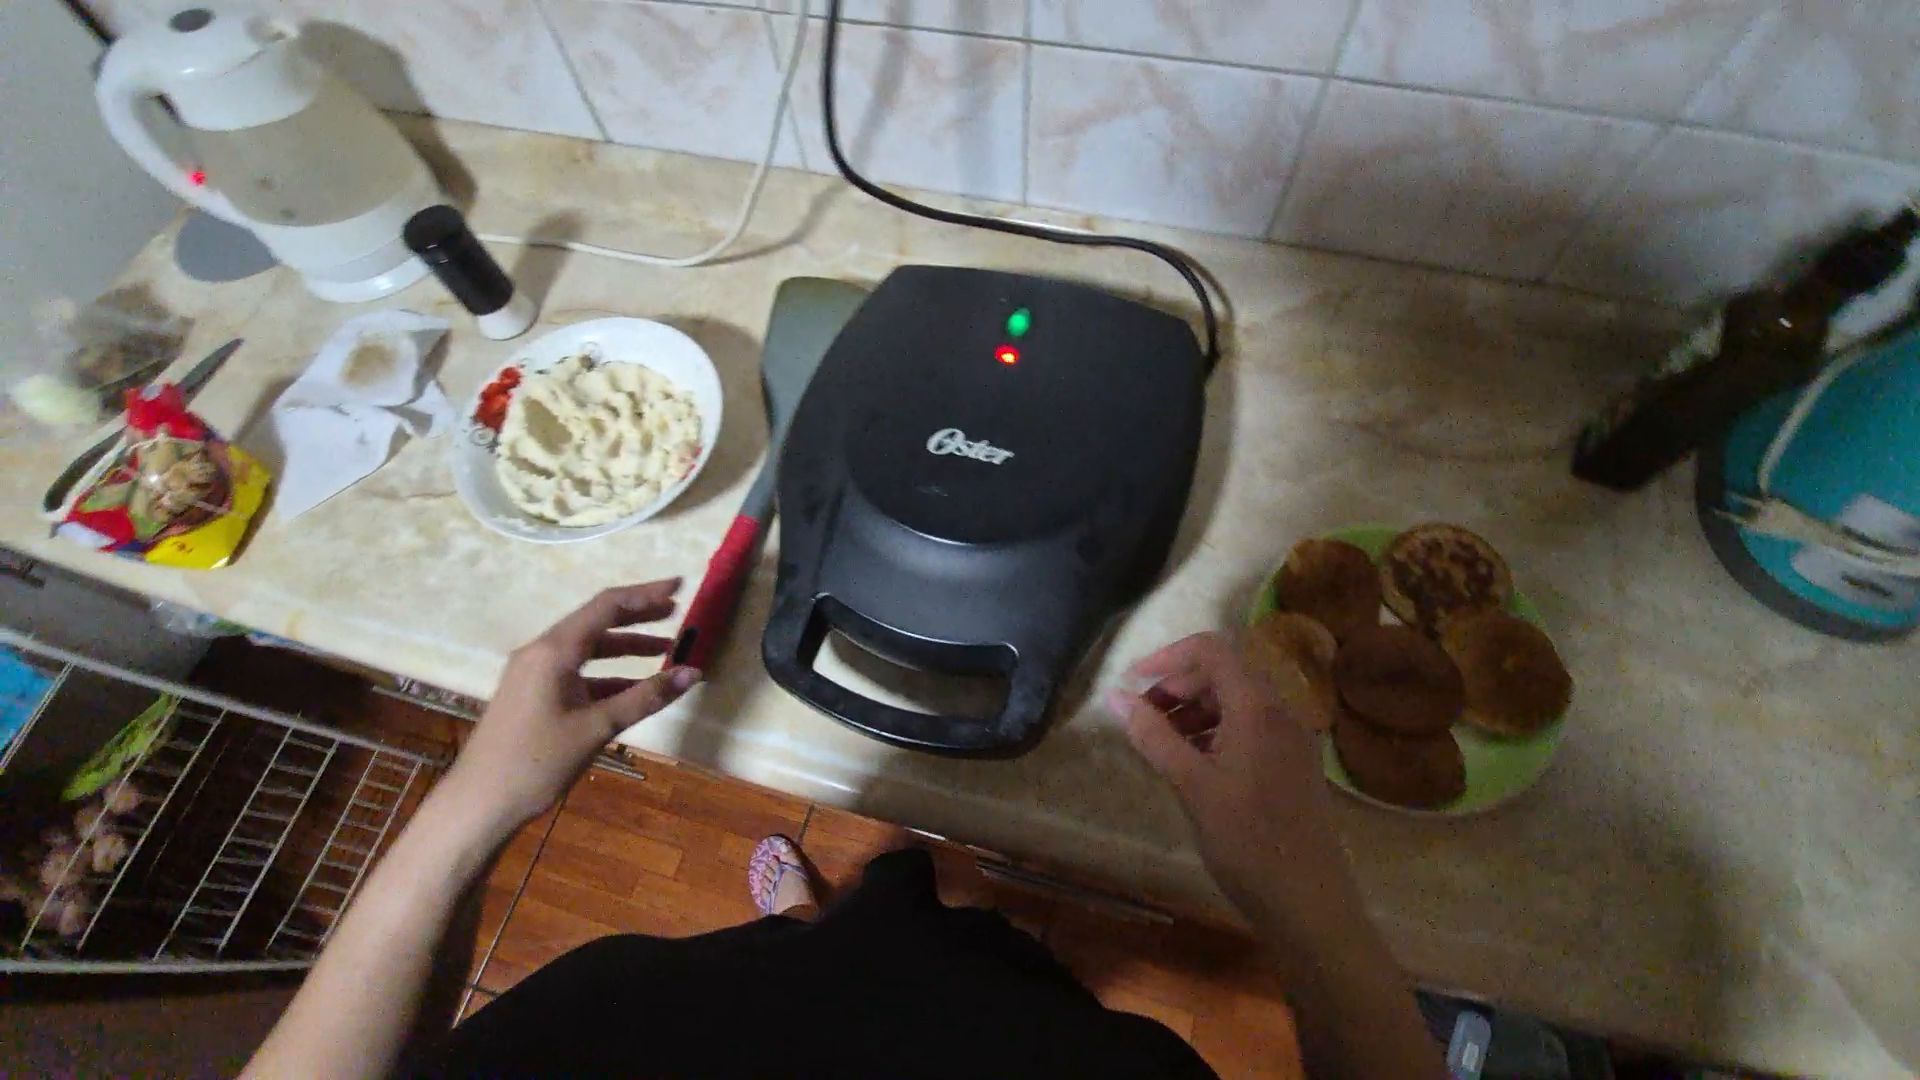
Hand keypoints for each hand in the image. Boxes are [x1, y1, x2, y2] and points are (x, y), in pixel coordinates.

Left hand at [443, 580, 700, 830]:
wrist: (478, 805)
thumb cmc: (536, 761)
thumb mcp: (598, 726)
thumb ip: (646, 696)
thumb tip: (693, 672)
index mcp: (554, 651)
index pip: (607, 606)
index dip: (646, 594)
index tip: (680, 585)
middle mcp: (542, 652)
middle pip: (598, 621)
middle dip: (639, 615)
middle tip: (677, 611)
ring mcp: (535, 673)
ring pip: (590, 648)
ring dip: (627, 645)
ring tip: (667, 646)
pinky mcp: (535, 694)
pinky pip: (580, 671)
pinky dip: (611, 672)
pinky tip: (637, 685)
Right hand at [1107, 632, 1345, 921]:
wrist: (1311, 906)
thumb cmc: (1248, 841)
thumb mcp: (1191, 785)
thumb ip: (1152, 735)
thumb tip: (1114, 697)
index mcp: (1258, 708)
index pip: (1211, 650)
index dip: (1167, 657)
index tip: (1133, 682)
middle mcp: (1280, 712)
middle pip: (1223, 673)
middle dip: (1177, 685)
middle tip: (1142, 717)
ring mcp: (1290, 738)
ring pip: (1234, 701)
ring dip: (1193, 710)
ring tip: (1160, 742)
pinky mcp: (1291, 763)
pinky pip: (1248, 727)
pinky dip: (1214, 731)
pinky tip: (1191, 762)